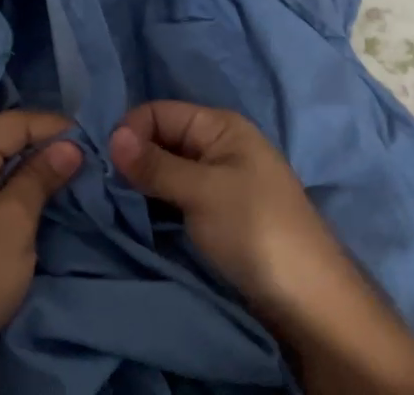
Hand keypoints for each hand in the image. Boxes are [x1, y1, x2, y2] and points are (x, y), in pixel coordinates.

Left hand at [0, 111, 81, 393]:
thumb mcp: (13, 222)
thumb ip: (40, 176)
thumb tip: (72, 145)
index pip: (14, 122)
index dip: (56, 127)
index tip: (97, 136)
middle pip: (8, 136)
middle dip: (49, 142)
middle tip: (94, 151)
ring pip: (5, 158)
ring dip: (39, 162)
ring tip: (80, 166)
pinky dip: (24, 181)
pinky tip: (50, 186)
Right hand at [108, 100, 339, 309]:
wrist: (309, 302)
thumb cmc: (255, 231)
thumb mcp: (201, 191)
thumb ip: (155, 164)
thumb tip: (111, 136)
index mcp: (220, 126)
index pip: (158, 111)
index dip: (130, 132)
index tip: (106, 164)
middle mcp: (218, 146)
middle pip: (160, 138)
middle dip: (132, 158)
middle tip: (104, 186)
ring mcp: (218, 181)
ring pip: (165, 169)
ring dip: (141, 184)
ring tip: (115, 203)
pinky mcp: (216, 212)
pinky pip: (174, 195)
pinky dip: (154, 202)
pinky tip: (137, 216)